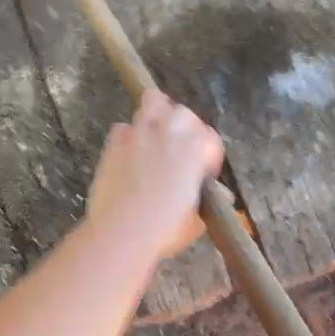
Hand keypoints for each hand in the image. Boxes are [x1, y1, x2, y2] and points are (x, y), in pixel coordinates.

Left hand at [84, 89, 223, 257]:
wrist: (120, 233)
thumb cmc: (164, 230)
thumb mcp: (198, 220)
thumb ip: (208, 199)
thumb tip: (219, 194)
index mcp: (198, 149)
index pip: (212, 140)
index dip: (209, 157)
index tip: (202, 173)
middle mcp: (171, 132)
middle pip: (184, 114)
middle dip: (185, 129)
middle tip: (179, 153)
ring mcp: (141, 132)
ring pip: (153, 102)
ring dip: (157, 116)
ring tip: (155, 138)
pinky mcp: (115, 141)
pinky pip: (124, 127)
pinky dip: (128, 136)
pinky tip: (128, 154)